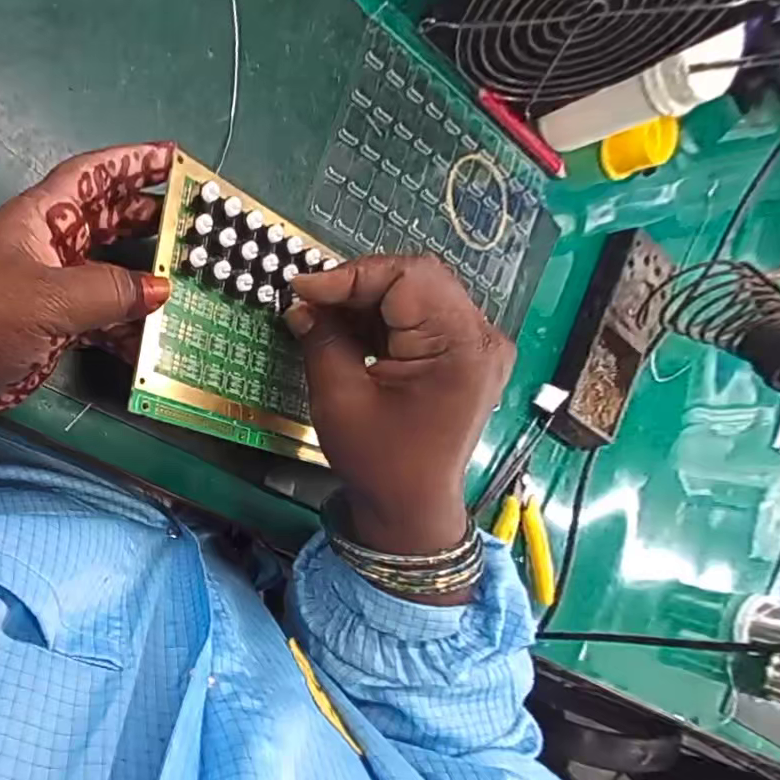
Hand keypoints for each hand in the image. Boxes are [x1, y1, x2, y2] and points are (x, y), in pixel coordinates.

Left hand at [0, 142, 175, 424]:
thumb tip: (161, 289)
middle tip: (192, 221)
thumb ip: (109, 290)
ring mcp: (52, 289)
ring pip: (107, 271)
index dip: (131, 162)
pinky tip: (152, 333)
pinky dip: (124, 323)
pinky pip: (99, 315)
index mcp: (38, 220)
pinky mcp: (53, 326)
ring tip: (186, 278)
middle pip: (105, 220)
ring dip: (142, 276)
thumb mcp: (49, 300)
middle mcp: (47, 248)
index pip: (90, 176)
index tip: (174, 158)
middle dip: (146, 217)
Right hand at [284, 255, 513, 554]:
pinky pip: (417, 319)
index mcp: (459, 346)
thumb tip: (301, 306)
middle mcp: (480, 337)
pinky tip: (344, 331)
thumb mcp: (339, 399)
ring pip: (415, 296)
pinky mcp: (460, 355)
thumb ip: (323, 342)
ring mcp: (475, 345)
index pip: (408, 278)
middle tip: (307, 301)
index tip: (299, 288)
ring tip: (319, 316)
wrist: (410, 504)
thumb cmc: (378, 459)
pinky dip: (377, 320)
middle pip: (416, 280)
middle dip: (355, 286)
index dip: (349, 276)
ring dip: (363, 302)